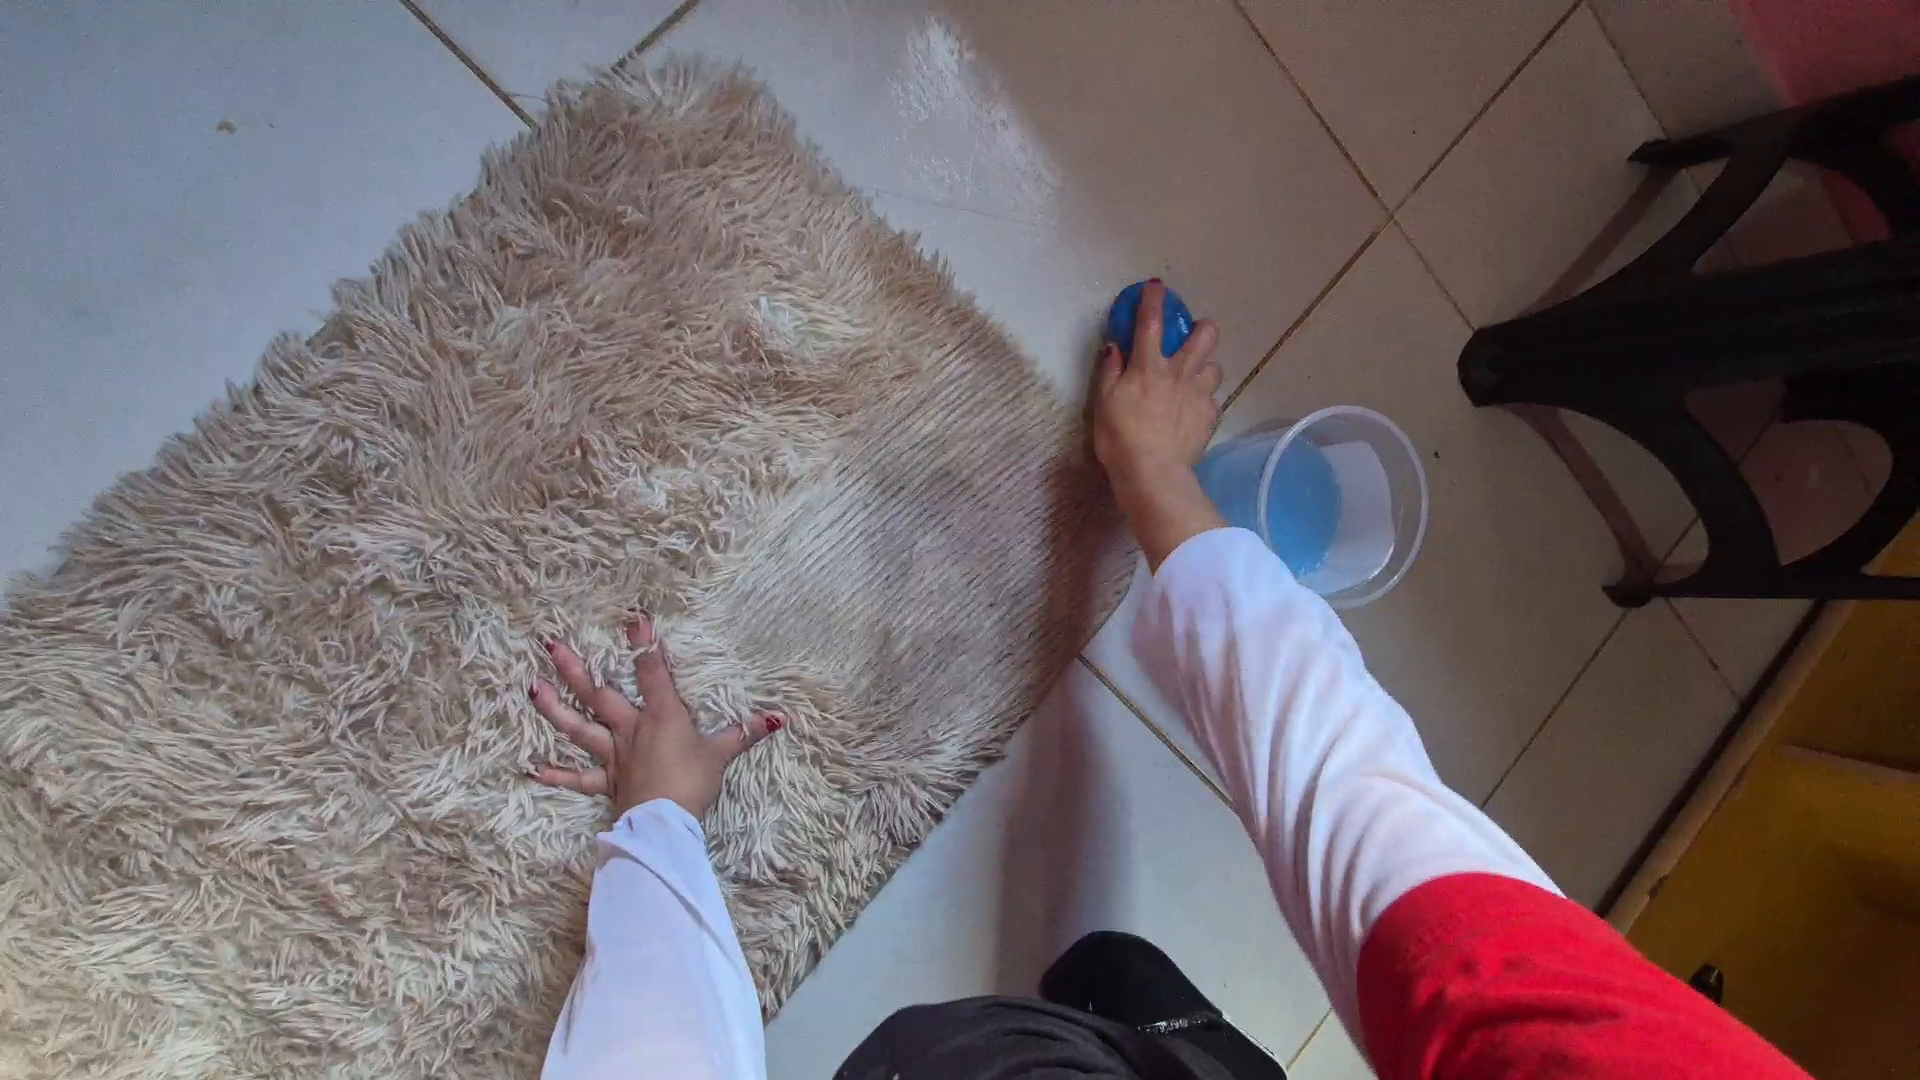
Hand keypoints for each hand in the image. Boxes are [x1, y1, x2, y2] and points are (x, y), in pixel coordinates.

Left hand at [529, 616, 781, 819]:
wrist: (664, 824)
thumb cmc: (693, 782)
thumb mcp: (723, 754)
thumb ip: (745, 732)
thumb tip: (778, 718)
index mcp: (661, 716)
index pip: (652, 672)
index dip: (645, 643)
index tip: (635, 617)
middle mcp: (631, 729)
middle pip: (599, 694)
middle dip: (576, 668)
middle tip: (551, 645)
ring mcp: (614, 755)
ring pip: (578, 728)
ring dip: (553, 709)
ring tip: (532, 687)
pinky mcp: (607, 782)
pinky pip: (578, 778)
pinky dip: (556, 775)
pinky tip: (532, 769)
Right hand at [1091, 280, 1228, 569]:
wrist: (1153, 474)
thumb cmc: (1120, 439)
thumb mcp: (1103, 403)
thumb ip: (1109, 371)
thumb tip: (1115, 346)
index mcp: (1149, 367)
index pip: (1151, 323)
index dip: (1153, 301)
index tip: (1157, 287)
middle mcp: (1180, 373)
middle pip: (1205, 335)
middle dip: (1201, 329)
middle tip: (1190, 339)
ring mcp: (1200, 394)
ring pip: (1215, 366)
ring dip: (1205, 368)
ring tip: (1193, 381)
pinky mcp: (1211, 417)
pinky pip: (1214, 400)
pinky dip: (1205, 400)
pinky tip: (1193, 412)